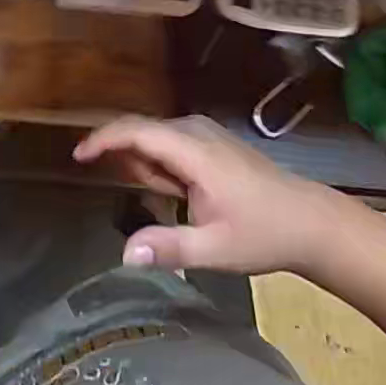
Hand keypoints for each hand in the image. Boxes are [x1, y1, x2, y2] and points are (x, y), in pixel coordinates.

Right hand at [73, 115, 363, 275]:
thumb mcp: (215, 249)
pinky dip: (164, 166)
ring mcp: (205, 132)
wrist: (308, 219)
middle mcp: (196, 130)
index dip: (104, 138)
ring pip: (156, 140)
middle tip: (161, 203)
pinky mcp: (210, 140)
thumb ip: (169, 248)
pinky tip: (185, 195)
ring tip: (181, 205)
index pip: (138, 131)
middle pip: (144, 132)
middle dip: (134, 164)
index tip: (77, 155)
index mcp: (194, 150)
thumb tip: (125, 254)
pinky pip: (170, 144)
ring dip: (152, 169)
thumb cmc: (263, 232)